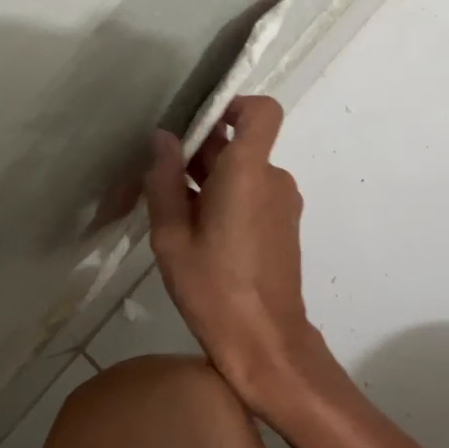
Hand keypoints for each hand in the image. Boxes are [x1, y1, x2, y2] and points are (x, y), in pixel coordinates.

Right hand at [144, 96, 329, 411]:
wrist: (265, 341)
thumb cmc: (213, 288)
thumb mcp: (171, 237)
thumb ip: (165, 182)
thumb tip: (163, 139)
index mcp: (249, 172)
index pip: (262, 111)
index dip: (233, 106)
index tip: (198, 124)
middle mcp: (274, 179)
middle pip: (243, 143)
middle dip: (205, 151)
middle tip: (164, 177)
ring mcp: (284, 204)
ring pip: (246, 172)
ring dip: (213, 179)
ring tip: (177, 214)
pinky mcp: (285, 226)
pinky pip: (255, 195)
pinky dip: (229, 200)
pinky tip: (200, 234)